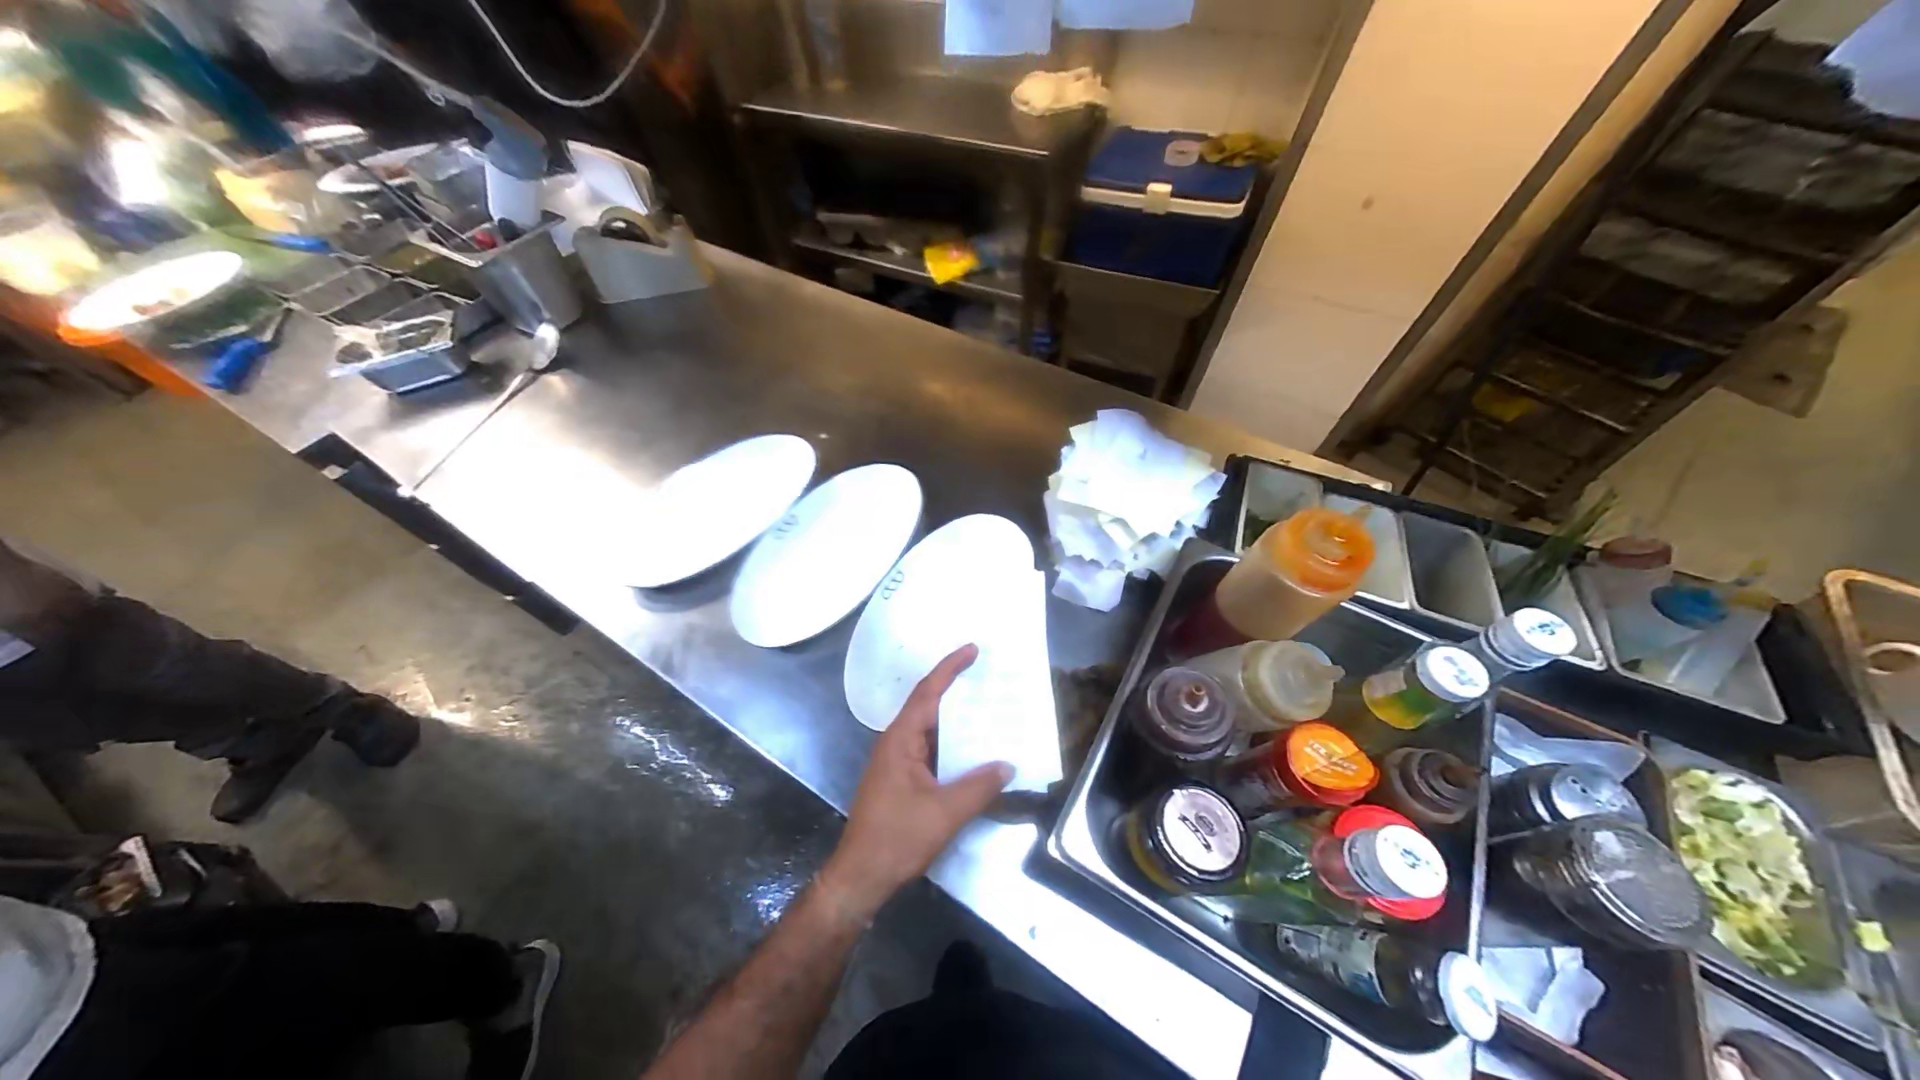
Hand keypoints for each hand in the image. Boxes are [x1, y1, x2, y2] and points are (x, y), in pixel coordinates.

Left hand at [819, 644, 1013, 921]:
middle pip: (930, 707)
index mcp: (901, 740)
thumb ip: (978, 787)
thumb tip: (1007, 765)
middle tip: (990, 679)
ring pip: (932, 732)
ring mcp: (898, 763)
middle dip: (959, 692)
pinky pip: (932, 753)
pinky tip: (975, 754)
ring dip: (958, 723)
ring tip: (991, 712)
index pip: (928, 693)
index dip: (950, 668)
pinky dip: (954, 748)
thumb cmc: (897, 838)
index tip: (973, 649)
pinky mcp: (902, 781)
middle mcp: (897, 744)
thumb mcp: (945, 813)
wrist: (861, 876)